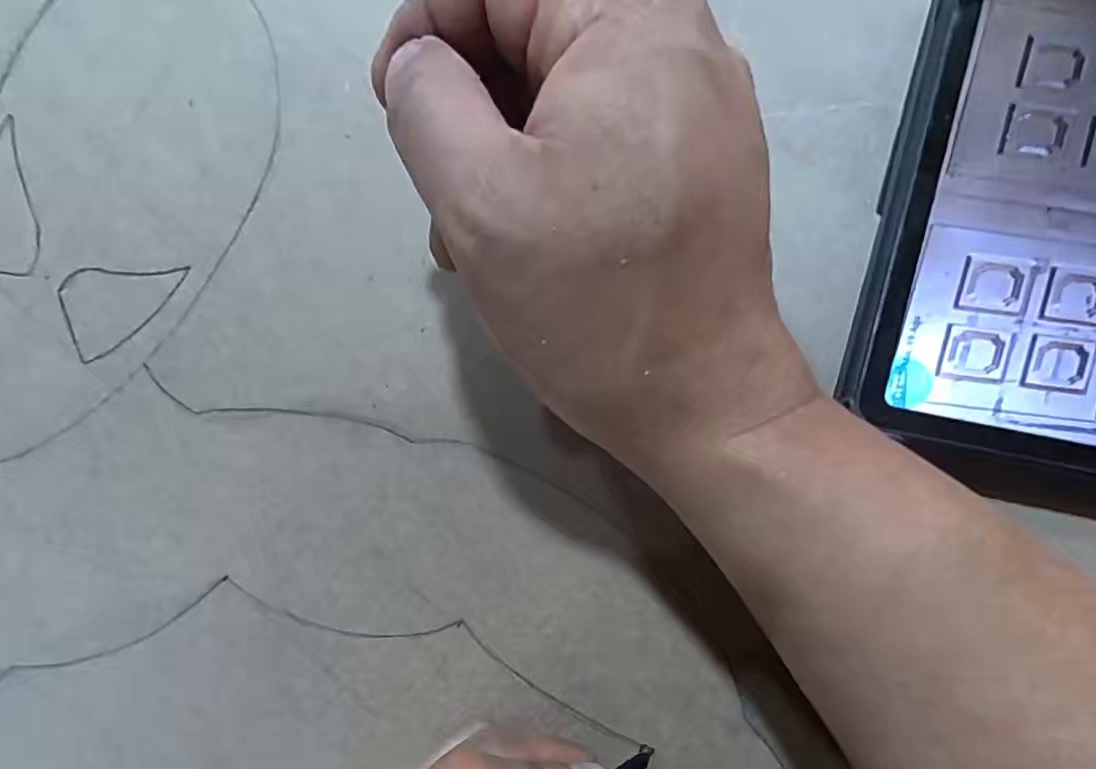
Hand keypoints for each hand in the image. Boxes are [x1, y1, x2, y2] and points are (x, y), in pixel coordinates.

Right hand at [371, 0, 819, 477]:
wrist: (698, 403)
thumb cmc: (592, 311)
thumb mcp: (481, 204)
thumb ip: (426, 105)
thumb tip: (418, 62)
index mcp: (631, 23)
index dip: (427, 26)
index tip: (395, 103)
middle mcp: (680, 46)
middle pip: (534, 33)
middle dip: (466, 106)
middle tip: (440, 195)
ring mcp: (698, 112)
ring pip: (565, 96)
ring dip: (502, 155)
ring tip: (475, 242)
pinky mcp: (700, 170)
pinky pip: (605, 141)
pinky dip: (552, 179)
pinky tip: (529, 245)